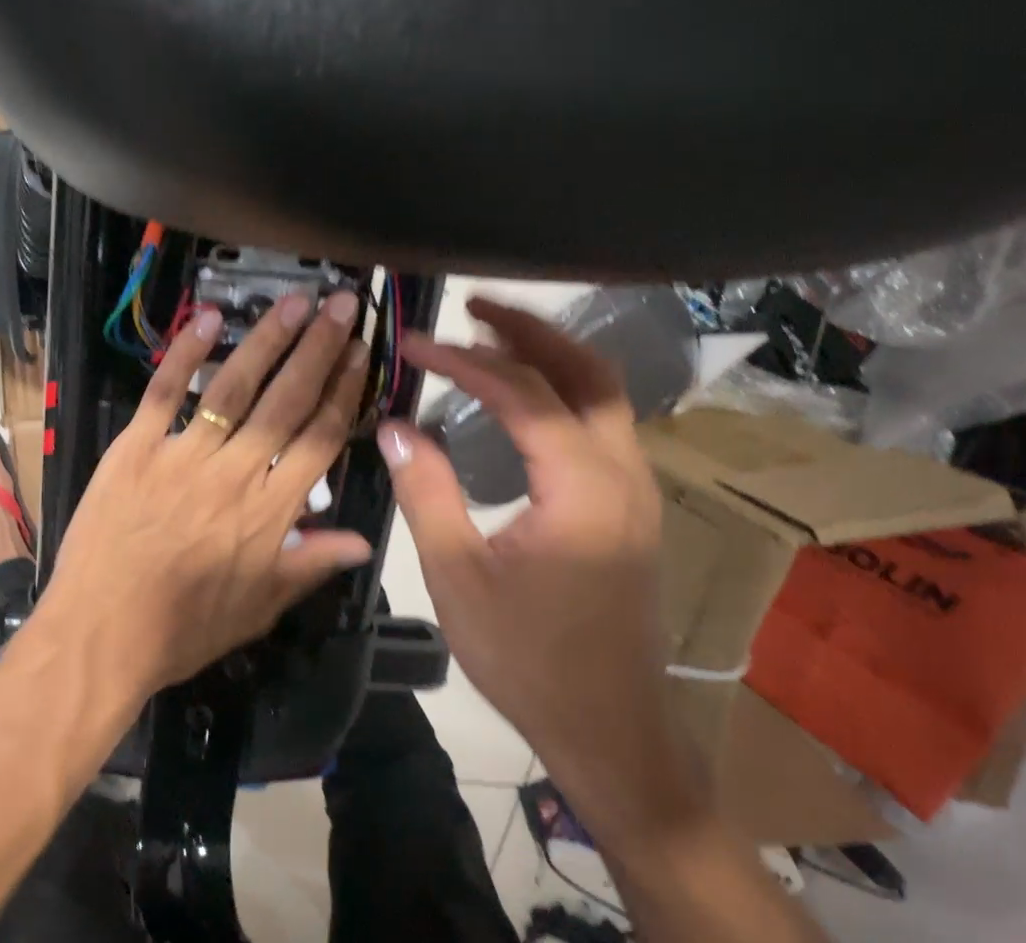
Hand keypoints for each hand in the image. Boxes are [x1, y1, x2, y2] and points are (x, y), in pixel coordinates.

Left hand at [28, 290, 377, 693]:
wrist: (100, 631)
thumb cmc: (181, 630)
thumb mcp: (257, 610)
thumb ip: (308, 566)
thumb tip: (364, 541)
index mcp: (270, 513)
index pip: (319, 439)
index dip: (345, 392)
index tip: (363, 353)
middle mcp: (233, 474)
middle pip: (286, 402)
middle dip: (319, 349)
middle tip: (344, 304)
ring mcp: (181, 456)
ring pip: (233, 388)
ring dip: (266, 341)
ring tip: (296, 302)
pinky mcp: (133, 449)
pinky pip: (161, 394)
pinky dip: (183, 354)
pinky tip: (207, 319)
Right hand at [378, 297, 667, 766]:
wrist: (607, 726)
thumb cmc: (525, 655)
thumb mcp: (455, 574)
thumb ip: (426, 489)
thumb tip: (395, 424)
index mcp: (582, 489)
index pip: (524, 394)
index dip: (463, 361)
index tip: (409, 345)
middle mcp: (624, 477)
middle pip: (589, 374)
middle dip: (530, 330)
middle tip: (470, 307)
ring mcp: (638, 494)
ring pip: (605, 398)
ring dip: (551, 357)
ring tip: (491, 338)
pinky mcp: (630, 512)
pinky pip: (603, 428)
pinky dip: (562, 394)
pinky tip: (521, 402)